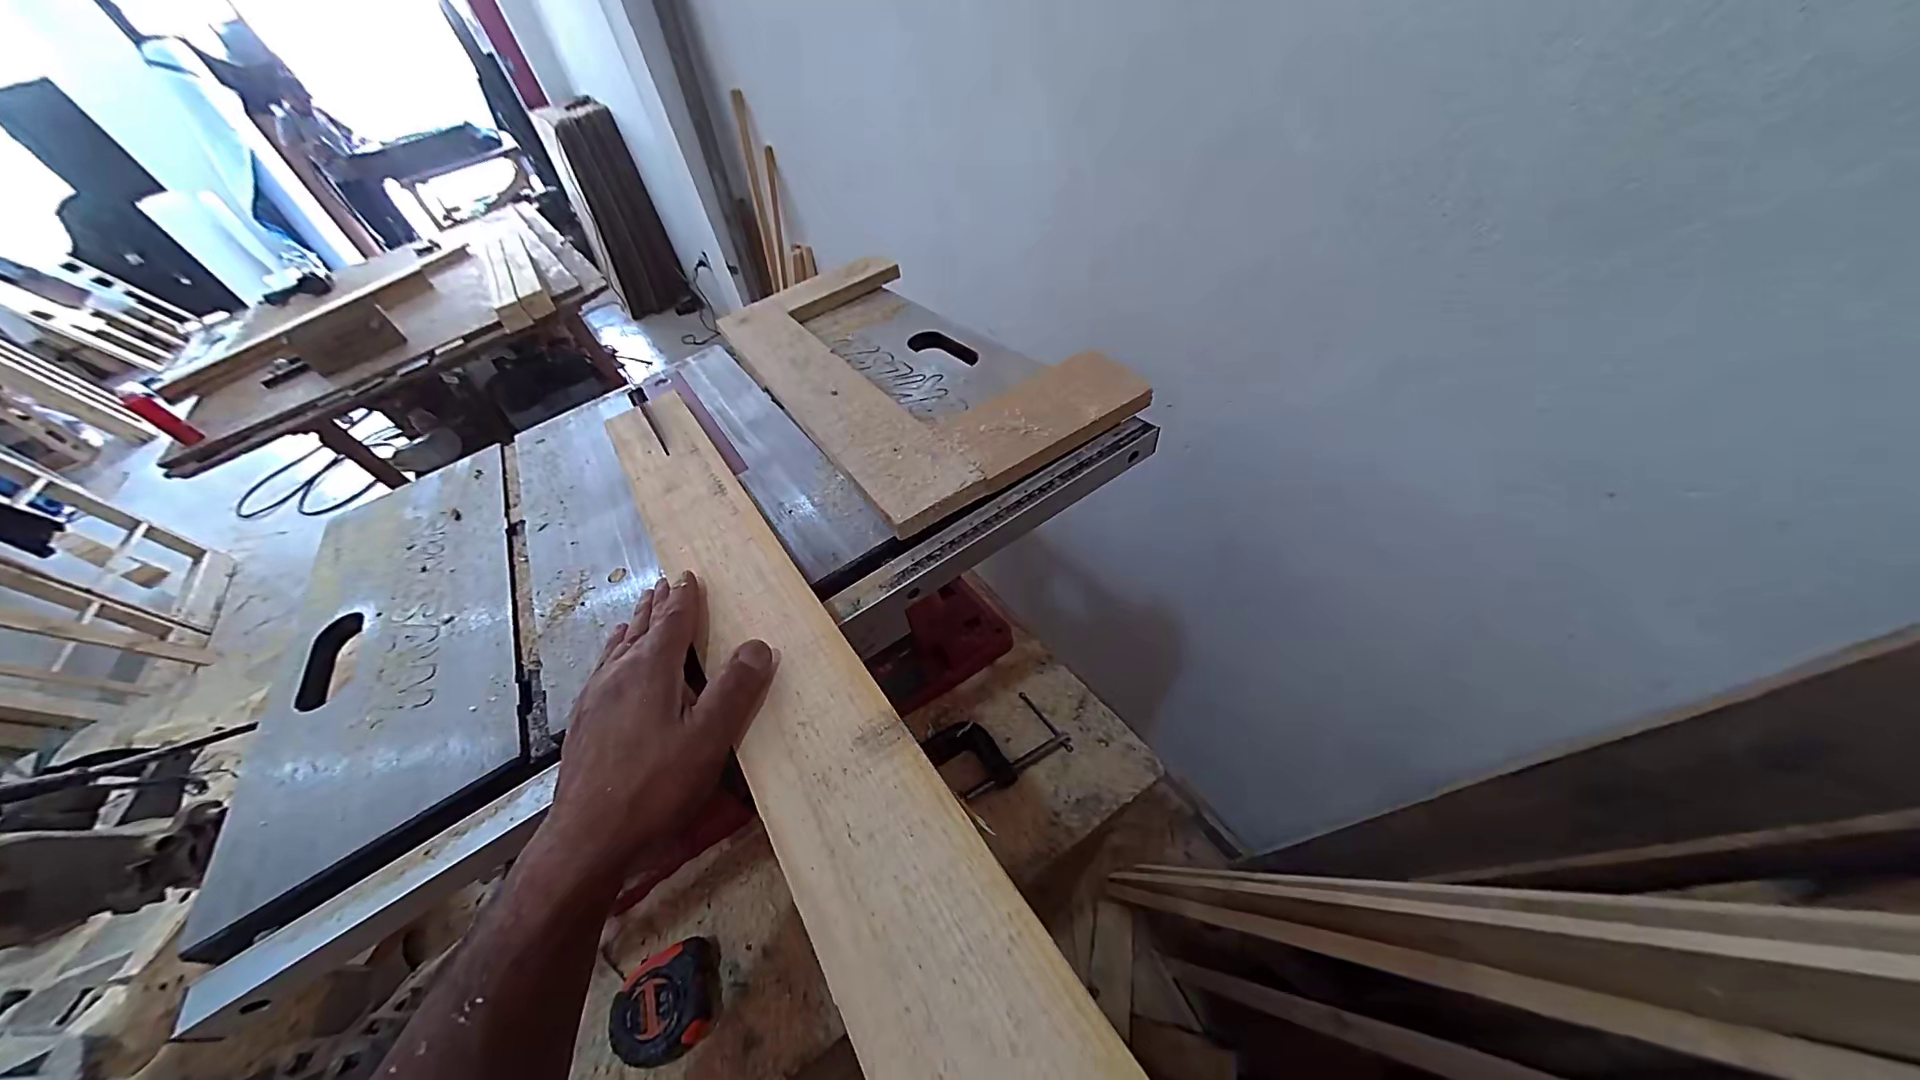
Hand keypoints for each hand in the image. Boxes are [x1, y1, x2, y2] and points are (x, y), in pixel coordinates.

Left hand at [540, 571, 775, 888]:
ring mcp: (595, 698)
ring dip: (634, 626)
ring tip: (639, 611)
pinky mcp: (583, 722)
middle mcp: (618, 675)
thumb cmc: (655, 787)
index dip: (683, 599)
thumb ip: (734, 689)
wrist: (587, 839)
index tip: (687, 576)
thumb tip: (757, 646)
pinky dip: (614, 652)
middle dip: (657, 606)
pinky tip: (611, 662)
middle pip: (641, 629)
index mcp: (649, 670)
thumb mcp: (709, 738)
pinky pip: (603, 669)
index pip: (671, 623)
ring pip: (618, 648)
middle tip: (665, 585)